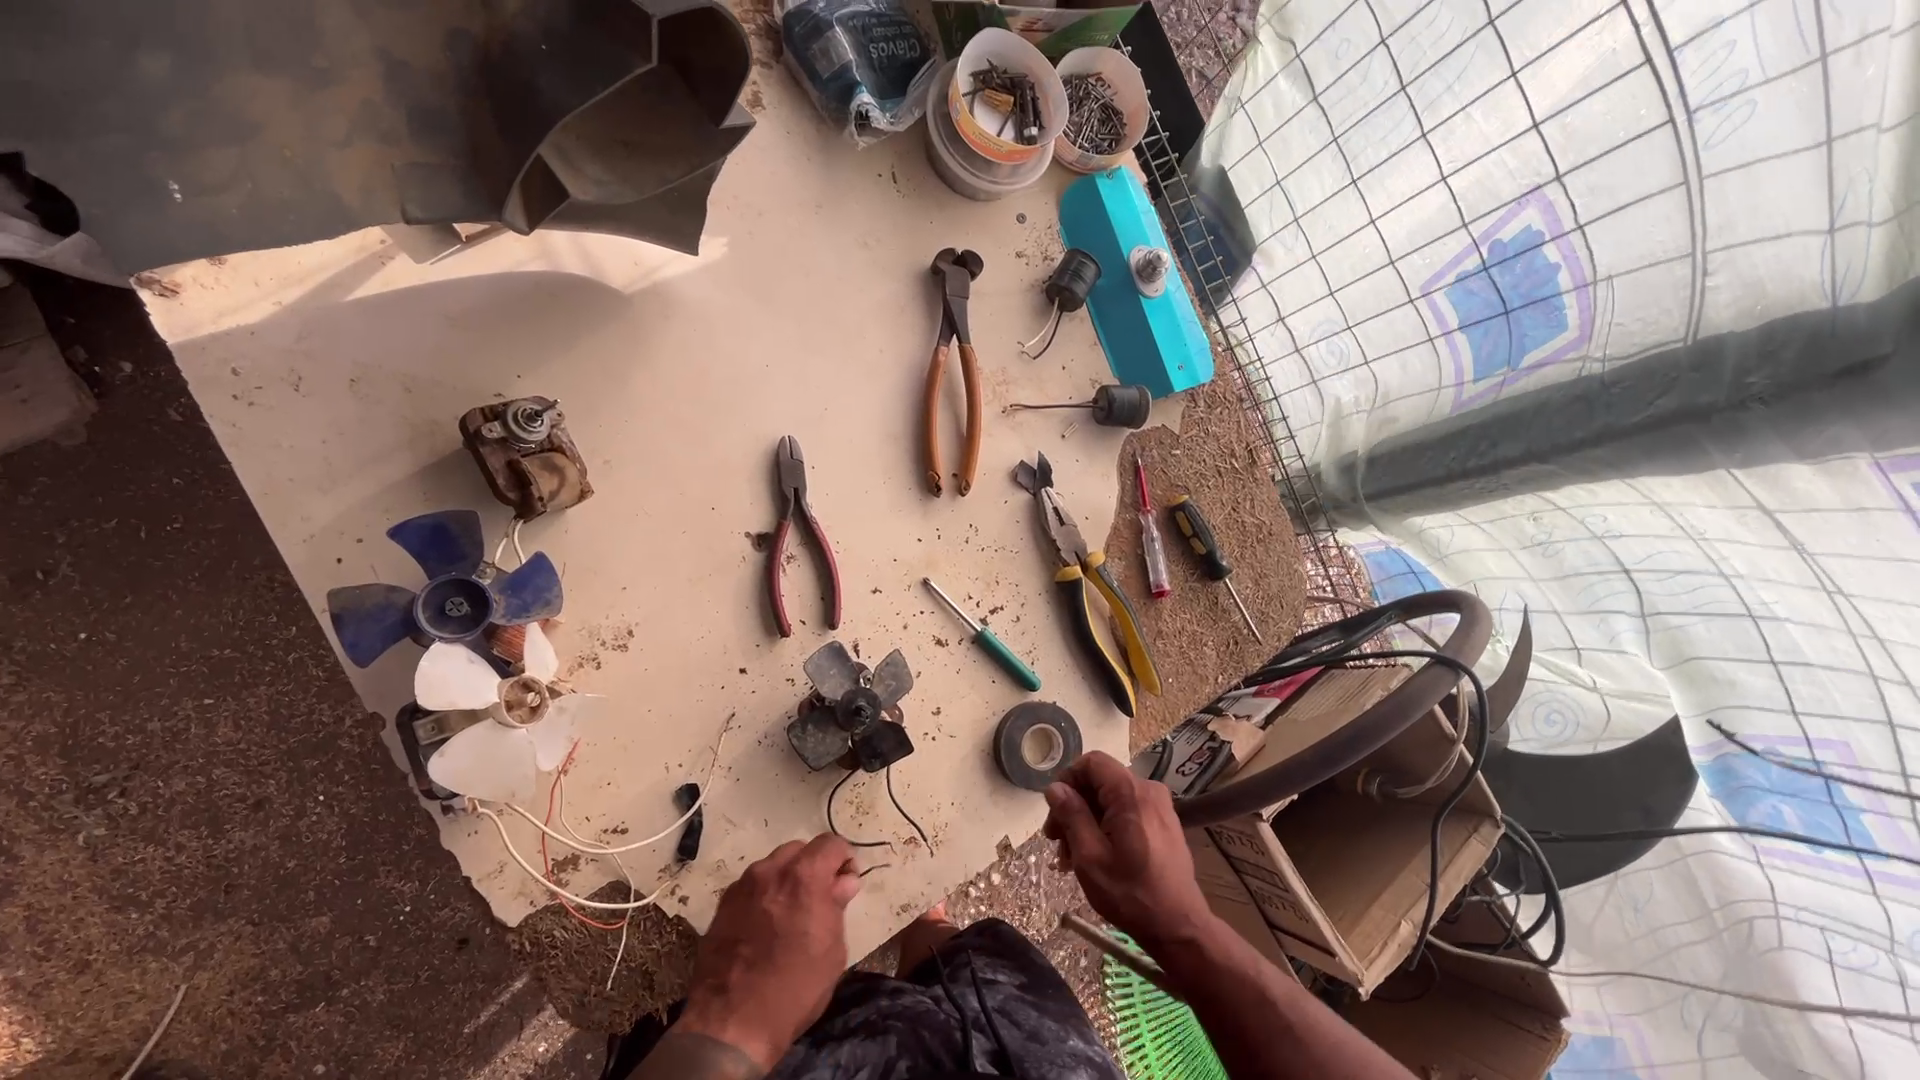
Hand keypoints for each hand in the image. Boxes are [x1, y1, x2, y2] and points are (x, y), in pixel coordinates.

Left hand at [675, 834, 861, 1069]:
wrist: (733, 1022)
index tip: (846, 884)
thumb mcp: (833, 950)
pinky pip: (751, 887)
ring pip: (772, 867)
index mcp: (803, 876)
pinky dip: (764, 895)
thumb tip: (844, 883)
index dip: (844, 860)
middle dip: (814, 866)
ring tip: (790, 914)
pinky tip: (765, 926)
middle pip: (799, 850)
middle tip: (820, 898)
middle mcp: (770, 871)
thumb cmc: (795, 987)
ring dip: (786, 880)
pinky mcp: (721, 906)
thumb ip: (837, 907)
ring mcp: (741, 887)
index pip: (831, 843)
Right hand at [1044, 751, 1213, 951]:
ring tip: (1072, 857)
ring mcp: (1160, 806)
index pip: (1091, 762)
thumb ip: (1071, 815)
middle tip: (1057, 842)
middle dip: (1074, 807)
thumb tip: (1055, 788)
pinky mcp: (1164, 823)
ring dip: (1087, 821)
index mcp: (1130, 793)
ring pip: (1111, 799)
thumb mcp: (1090, 856)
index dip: (1067, 781)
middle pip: (1100, 781)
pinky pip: (1127, 811)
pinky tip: (1095, 856)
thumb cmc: (1130, 893)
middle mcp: (1148, 790)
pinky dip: (1106, 826)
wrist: (1177, 926)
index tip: (1054, 813)